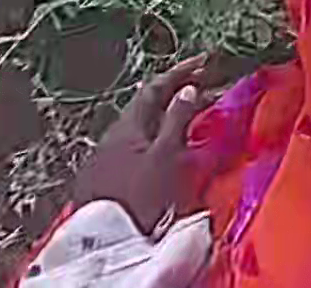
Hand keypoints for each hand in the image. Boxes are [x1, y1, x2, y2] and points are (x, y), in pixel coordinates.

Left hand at [70, 56, 218, 231]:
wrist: (105, 248)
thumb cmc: (139, 198)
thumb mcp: (165, 156)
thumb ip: (177, 119)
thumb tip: (188, 88)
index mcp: (126, 127)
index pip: (154, 89)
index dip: (180, 72)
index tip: (204, 61)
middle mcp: (113, 138)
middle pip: (147, 107)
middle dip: (177, 93)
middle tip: (205, 85)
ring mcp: (107, 160)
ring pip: (144, 127)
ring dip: (170, 115)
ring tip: (197, 113)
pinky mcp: (108, 181)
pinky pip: (139, 145)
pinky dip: (160, 136)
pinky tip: (173, 145)